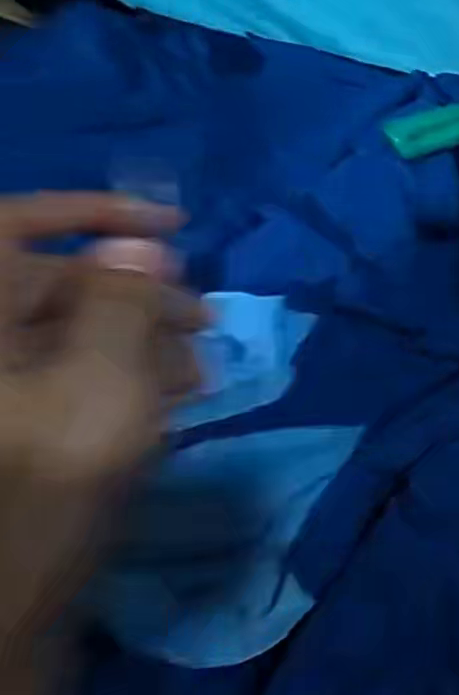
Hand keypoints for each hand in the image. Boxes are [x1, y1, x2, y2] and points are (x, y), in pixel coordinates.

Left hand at [0, 193, 203, 655]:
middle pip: (39, 279)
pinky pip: (48, 363)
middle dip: (134, 293)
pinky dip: (108, 367)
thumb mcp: (104, 387)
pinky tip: (155, 396)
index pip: (2, 227)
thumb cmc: (42, 481)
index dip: (90, 212)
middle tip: (203, 325)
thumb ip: (125, 306)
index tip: (177, 225)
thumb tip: (142, 244)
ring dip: (133, 336)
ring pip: (51, 325)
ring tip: (188, 374)